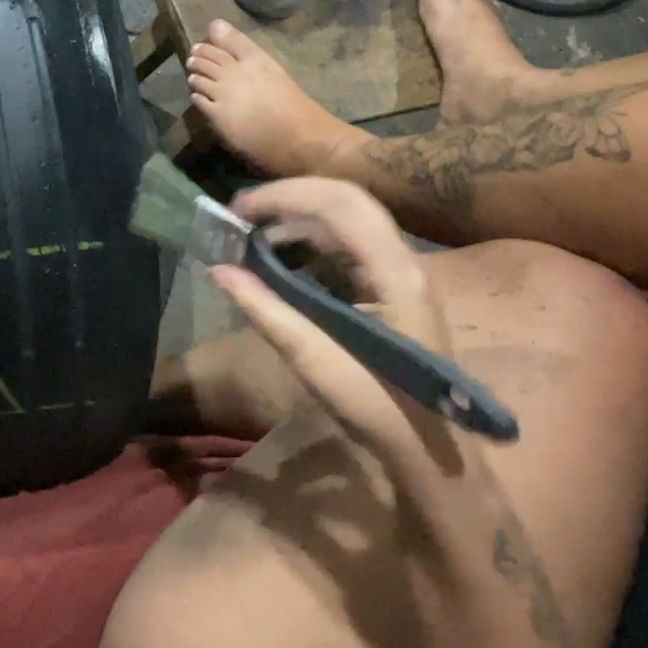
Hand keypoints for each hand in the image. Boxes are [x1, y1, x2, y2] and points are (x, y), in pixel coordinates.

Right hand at [206, 178, 453, 457]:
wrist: (429, 450)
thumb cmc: (377, 407)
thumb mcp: (315, 362)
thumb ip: (266, 310)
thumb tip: (218, 269)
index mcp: (394, 273)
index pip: (339, 204)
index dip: (283, 196)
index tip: (237, 211)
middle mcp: (403, 261)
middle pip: (344, 199)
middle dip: (287, 198)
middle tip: (240, 213)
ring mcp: (399, 272)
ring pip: (345, 218)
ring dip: (295, 217)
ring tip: (252, 237)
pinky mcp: (390, 286)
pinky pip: (346, 243)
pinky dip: (307, 239)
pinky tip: (279, 261)